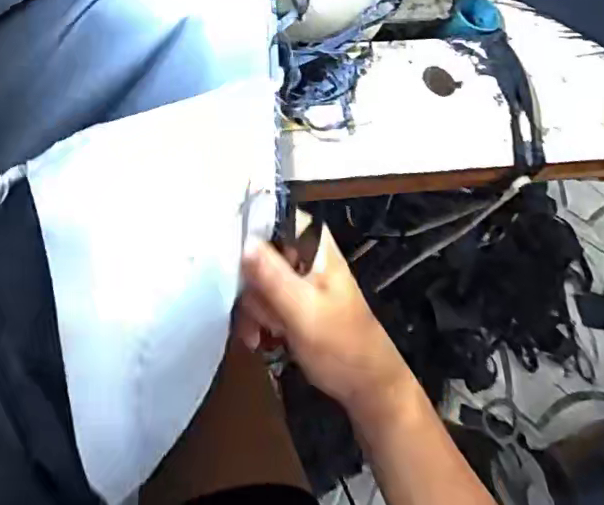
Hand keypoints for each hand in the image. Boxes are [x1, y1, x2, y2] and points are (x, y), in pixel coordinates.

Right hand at [234, 225, 414, 425]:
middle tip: (258, 315)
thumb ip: (272, 277)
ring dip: (253, 309)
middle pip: (257, 250)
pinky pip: (262, 297)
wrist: (368, 388)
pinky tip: (260, 338)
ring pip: (255, 276)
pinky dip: (258, 318)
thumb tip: (243, 241)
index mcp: (312, 241)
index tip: (235, 268)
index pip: (271, 216)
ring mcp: (297, 275)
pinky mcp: (292, 297)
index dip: (247, 236)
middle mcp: (303, 251)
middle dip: (251, 287)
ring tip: (261, 334)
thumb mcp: (303, 312)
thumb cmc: (342, 347)